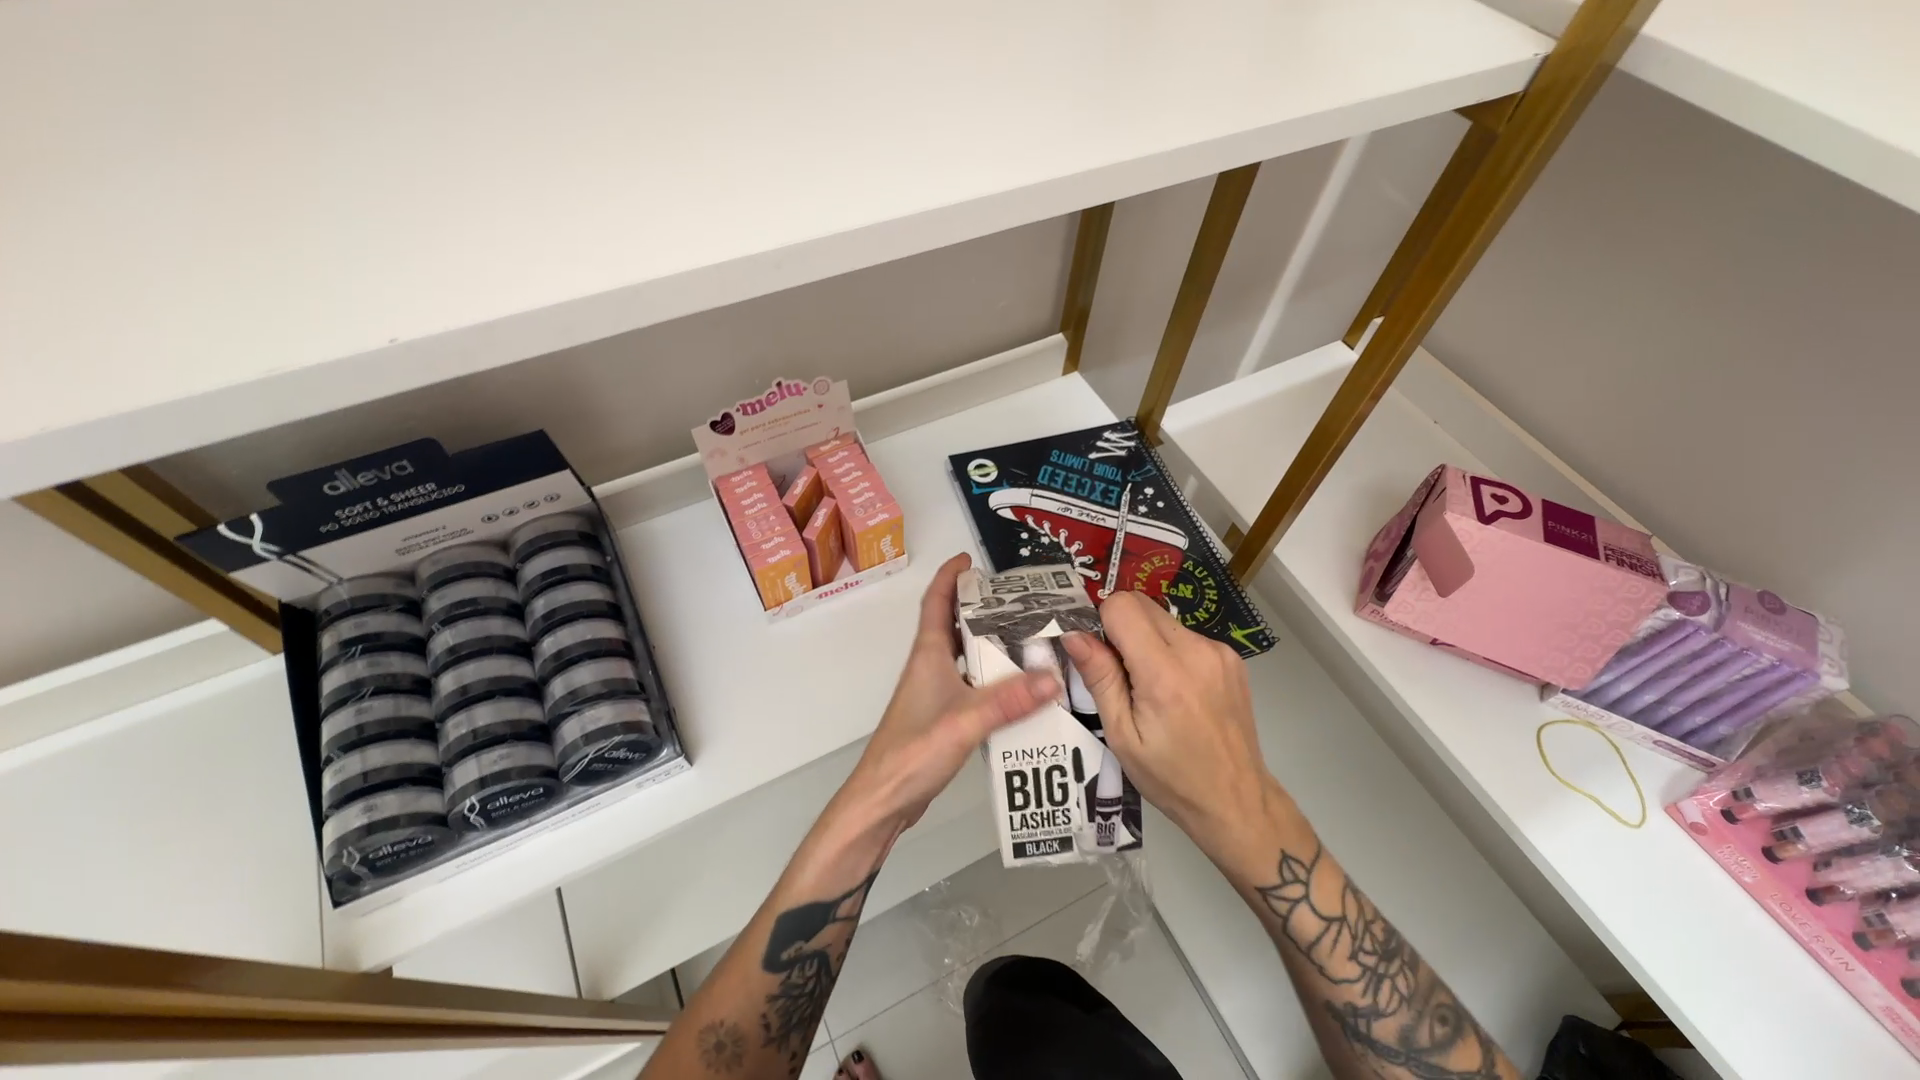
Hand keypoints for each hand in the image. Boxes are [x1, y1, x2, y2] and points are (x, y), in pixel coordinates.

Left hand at [830, 553, 1060, 837]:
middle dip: (980, 608)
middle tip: (1020, 601)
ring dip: (988, 644)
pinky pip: (970, 686)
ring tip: (1028, 639)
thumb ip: (1008, 701)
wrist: (882, 801)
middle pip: (953, 626)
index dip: (949, 577)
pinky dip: (992, 679)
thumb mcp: (965, 722)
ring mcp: (934, 694)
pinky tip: (1018, 690)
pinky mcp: (941, 718)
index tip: (969, 558)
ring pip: (964, 657)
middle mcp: (929, 668)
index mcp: (928, 656)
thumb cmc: (913, 752)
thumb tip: (1052, 677)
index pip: (936, 603)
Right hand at [1061, 592, 1283, 855]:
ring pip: (1164, 618)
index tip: (1098, 655)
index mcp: (1165, 673)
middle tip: (1119, 674)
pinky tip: (1175, 690)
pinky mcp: (1231, 657)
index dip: (1101, 623)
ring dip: (1146, 640)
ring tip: (1148, 689)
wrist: (1236, 799)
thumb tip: (1073, 635)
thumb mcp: (1123, 736)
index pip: (1122, 606)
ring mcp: (1219, 651)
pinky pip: (1186, 635)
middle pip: (1142, 604)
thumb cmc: (1171, 777)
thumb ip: (1100, 678)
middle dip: (1121, 627)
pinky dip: (1171, 651)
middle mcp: (1197, 651)